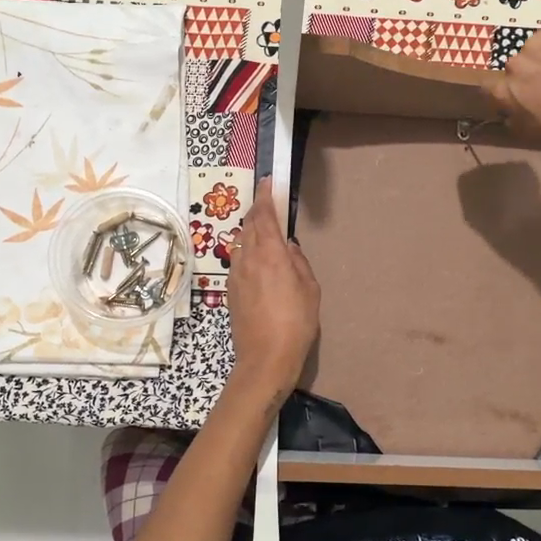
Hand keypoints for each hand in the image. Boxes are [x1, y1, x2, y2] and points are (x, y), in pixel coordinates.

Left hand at [226, 179, 319, 393]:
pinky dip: (246, 250)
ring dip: (251, 231)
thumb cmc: (296, 324)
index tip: (268, 181)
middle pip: (248, 225)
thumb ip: (299, 263)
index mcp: (271, 255)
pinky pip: (238, 260)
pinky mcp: (230, 291)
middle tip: (269, 203)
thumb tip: (289, 247)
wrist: (265, 359)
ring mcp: (235, 275)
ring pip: (240, 242)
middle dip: (257, 211)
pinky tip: (258, 260)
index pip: (264, 216)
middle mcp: (248, 259)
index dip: (265, 196)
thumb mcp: (310, 290)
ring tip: (264, 230)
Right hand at [484, 20, 540, 143]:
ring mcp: (535, 43)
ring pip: (537, 48)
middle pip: (517, 66)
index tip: (522, 94)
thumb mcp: (540, 130)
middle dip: (532, 72)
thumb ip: (519, 120)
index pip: (489, 87)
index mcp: (507, 93)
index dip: (505, 89)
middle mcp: (514, 65)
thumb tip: (511, 115)